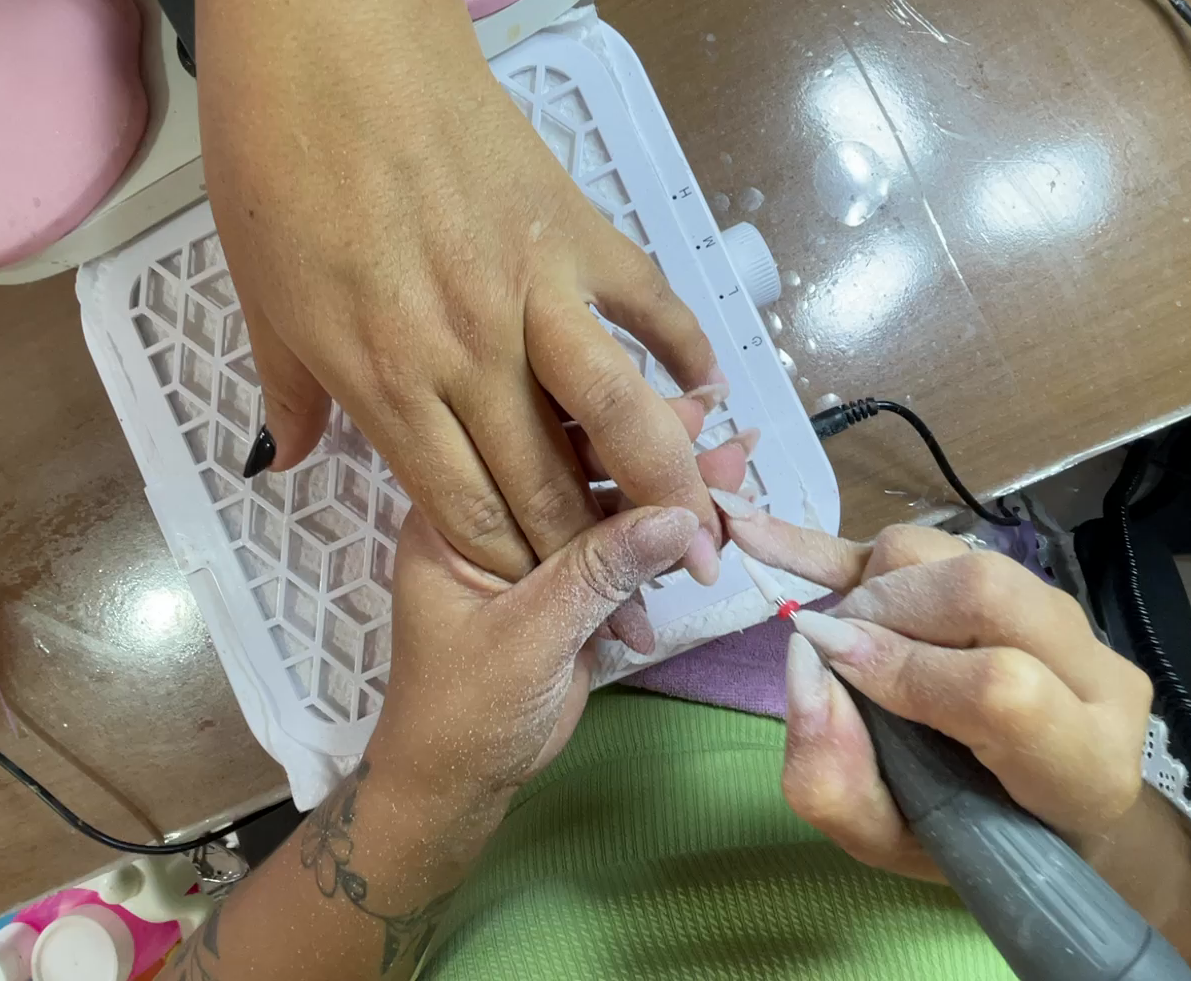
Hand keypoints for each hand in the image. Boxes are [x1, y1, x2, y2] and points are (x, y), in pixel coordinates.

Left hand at [197, 0, 724, 585]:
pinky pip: (651, 303)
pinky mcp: (578, 232)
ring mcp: (534, 292)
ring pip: (617, 413)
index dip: (514, 568)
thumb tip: (284, 461)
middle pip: (549, 483)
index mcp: (386, 380)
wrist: (331, 38)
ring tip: (702, 524)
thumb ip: (288, 397)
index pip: (469, 510)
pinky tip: (708, 383)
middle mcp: (469, 355)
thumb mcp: (262, 301)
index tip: (547, 600)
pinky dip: (686, 346)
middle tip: (644, 591)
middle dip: (596, 553)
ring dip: (667, 479)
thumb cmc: (278, 168)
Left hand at [369, 403, 753, 810]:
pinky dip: (663, 544)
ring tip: (735, 469)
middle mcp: (495, 512)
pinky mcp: (566, 579)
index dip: (606, 425)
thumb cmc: (468, 710)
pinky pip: (618, 549)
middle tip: (720, 429)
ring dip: (669, 497)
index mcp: (455, 510)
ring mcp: (534, 546)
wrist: (463, 781)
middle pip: (580, 468)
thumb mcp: (531, 636)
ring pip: (606, 506)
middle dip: (651, 455)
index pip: (533, 445)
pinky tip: (710, 525)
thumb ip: (599, 573)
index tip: (677, 409)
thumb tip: (680, 515)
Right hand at [717, 503, 1153, 880]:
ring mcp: (1061, 615)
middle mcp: (1091, 673)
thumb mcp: (894, 845)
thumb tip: (805, 670)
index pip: (1002, 688)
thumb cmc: (965, 835)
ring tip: (850, 629)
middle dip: (883, 608)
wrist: (1035, 806)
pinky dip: (829, 540)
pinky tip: (753, 529)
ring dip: (878, 580)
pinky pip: (921, 542)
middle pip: (983, 589)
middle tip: (836, 646)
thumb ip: (840, 783)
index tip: (831, 666)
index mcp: (1081, 763)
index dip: (903, 670)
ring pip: (954, 552)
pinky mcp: (1005, 578)